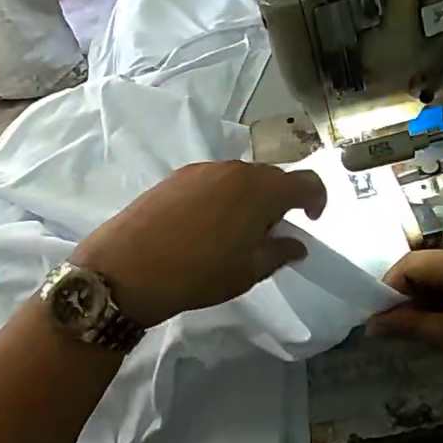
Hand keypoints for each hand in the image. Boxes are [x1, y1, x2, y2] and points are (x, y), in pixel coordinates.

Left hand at [70, 161, 325, 328]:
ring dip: (250, 198)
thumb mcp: (248, 271)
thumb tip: (295, 244)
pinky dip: (223, 196)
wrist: (126, 269)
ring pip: (242, 178)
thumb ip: (280, 252)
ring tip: (234, 232)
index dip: (317, 200)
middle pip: (273, 178)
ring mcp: (204, 169)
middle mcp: (236, 170)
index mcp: (262, 190)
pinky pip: (215, 180)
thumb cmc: (198, 273)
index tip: (310, 221)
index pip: (307, 182)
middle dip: (280, 202)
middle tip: (269, 235)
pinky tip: (205, 226)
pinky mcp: (177, 175)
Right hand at [368, 250, 442, 401]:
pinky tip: (429, 330)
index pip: (411, 262)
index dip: (389, 287)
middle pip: (422, 270)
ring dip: (418, 304)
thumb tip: (370, 324)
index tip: (375, 317)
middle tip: (386, 327)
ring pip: (435, 283)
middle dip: (402, 296)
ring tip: (404, 332)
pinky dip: (435, 310)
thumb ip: (409, 325)